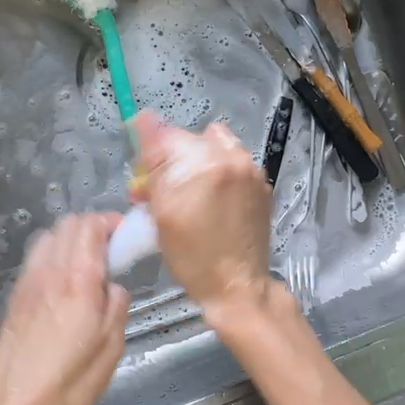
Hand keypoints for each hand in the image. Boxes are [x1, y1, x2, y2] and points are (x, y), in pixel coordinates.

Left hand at [0, 213, 128, 404]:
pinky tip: (66, 286)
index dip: (113, 224)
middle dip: (93, 229)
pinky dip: (54, 257)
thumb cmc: (68, 386)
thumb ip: (116, 306)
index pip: (91, 225)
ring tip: (88, 268)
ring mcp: (26, 283)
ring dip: (71, 240)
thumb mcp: (110, 348)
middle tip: (112, 254)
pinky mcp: (14, 298)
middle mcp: (49, 272)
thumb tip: (113, 287)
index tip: (128, 239)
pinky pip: (36, 258)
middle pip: (68, 224)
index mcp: (77, 280)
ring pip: (49, 237)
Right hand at [133, 115, 275, 323]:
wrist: (238, 286)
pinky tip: (209, 203)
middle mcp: (234, 157)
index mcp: (207, 162)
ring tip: (186, 196)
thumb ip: (155, 163)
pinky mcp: (262, 185)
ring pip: (214, 149)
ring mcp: (252, 171)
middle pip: (192, 141)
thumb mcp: (163, 212)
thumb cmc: (193, 256)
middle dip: (172, 160)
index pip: (167, 136)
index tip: (143, 177)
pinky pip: (233, 165)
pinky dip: (217, 175)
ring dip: (196, 164)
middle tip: (158, 192)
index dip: (150, 154)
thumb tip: (145, 118)